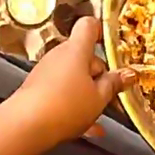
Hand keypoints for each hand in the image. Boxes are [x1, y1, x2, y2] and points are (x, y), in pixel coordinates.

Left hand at [0, 16, 131, 151]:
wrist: (26, 127)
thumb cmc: (65, 106)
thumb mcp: (99, 98)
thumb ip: (114, 84)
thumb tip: (128, 74)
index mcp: (77, 50)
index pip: (89, 26)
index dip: (102, 31)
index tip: (113, 43)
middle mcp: (59, 56)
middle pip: (84, 57)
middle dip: (100, 74)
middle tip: (113, 93)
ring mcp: (46, 73)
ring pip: (74, 78)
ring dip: (88, 92)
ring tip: (101, 113)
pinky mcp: (37, 90)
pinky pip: (62, 94)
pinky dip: (75, 106)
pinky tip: (88, 128)